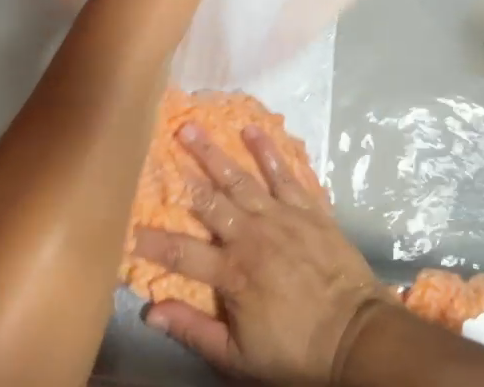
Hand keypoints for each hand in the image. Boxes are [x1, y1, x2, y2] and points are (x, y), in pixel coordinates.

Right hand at [134, 123, 388, 385]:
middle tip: (164, 142)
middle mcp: (252, 235)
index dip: (151, 240)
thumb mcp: (237, 356)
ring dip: (216, 153)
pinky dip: (269, 151)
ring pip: (242, 178)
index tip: (126, 226)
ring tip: (195, 127)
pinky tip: (254, 130)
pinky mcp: (310, 209)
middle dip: (184, 172)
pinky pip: (286, 174)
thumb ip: (193, 330)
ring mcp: (282, 217)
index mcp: (231, 272)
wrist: (356, 336)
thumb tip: (150, 312)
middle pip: (210, 200)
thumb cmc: (295, 350)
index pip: (179, 253)